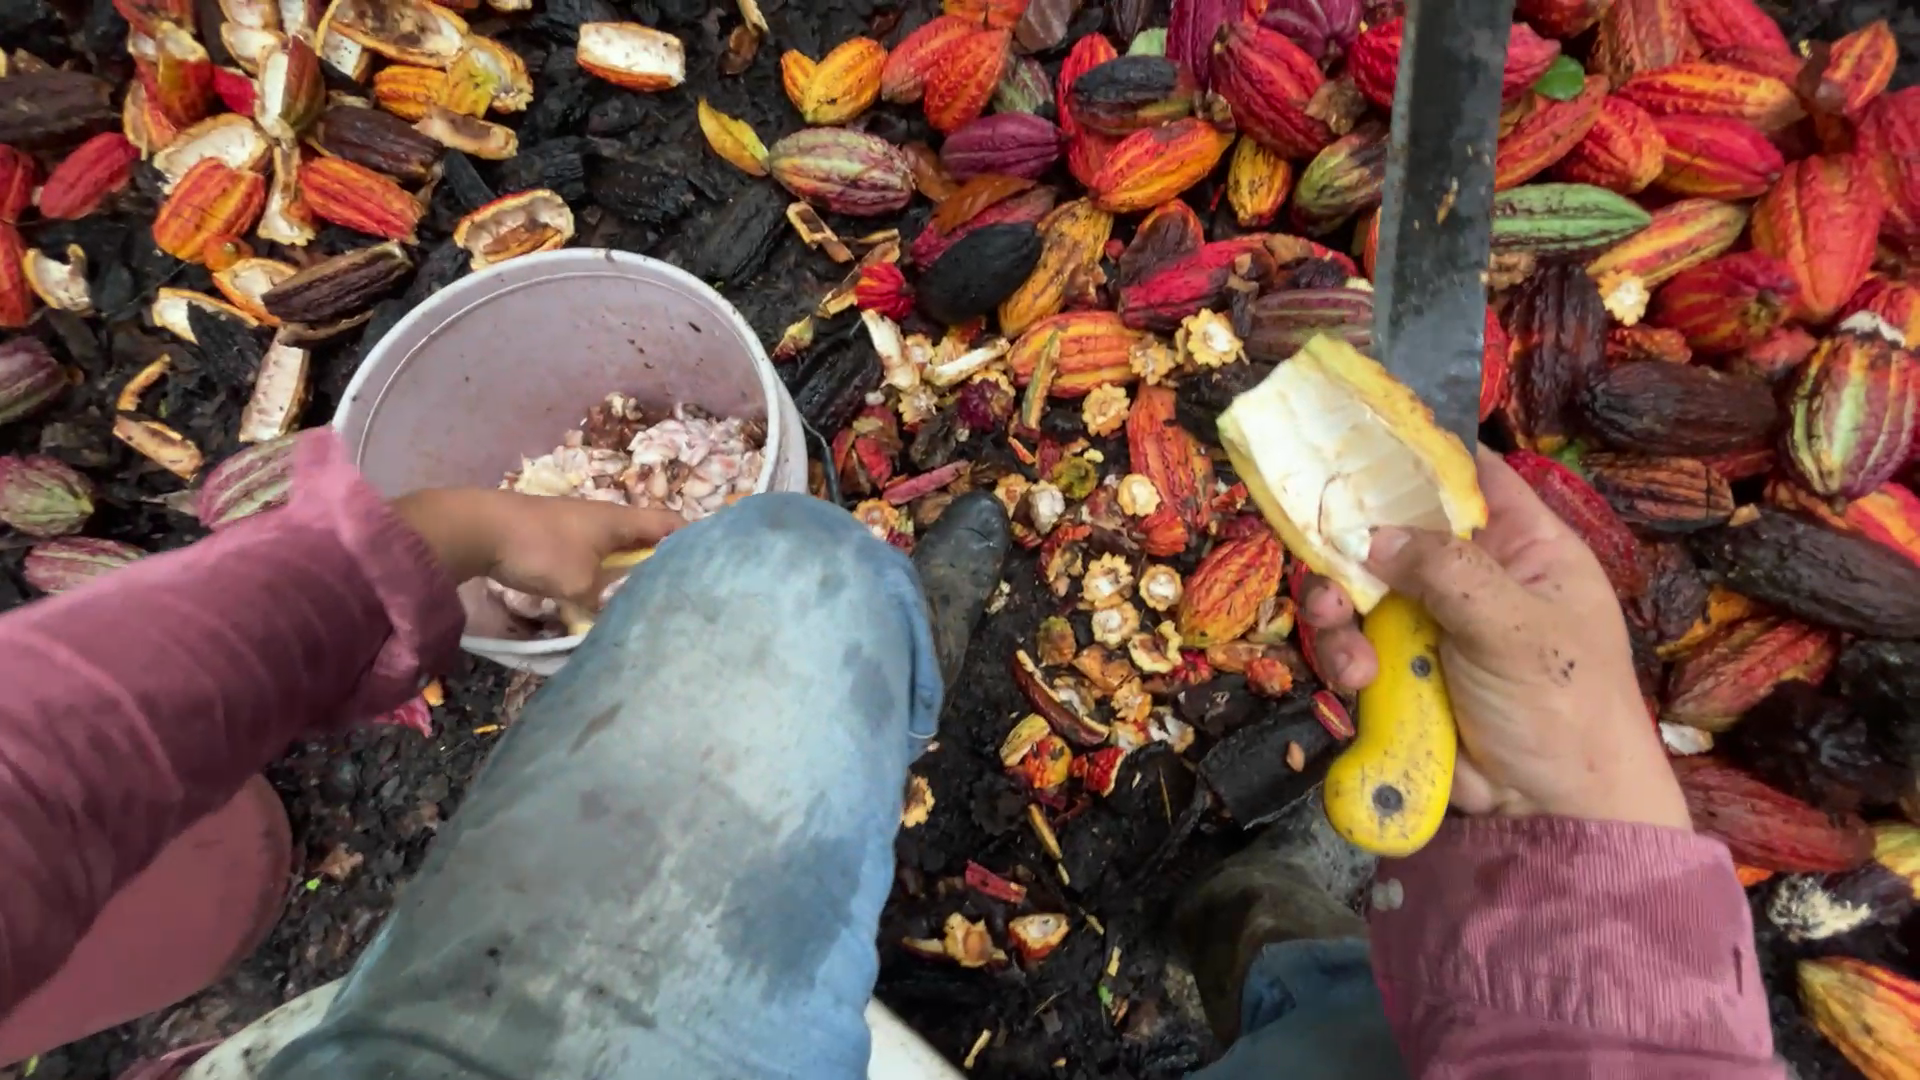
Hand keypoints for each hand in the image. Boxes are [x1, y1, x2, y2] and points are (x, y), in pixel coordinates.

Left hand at [392, 489, 683, 605]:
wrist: (476, 529)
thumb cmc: (539, 550)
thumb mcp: (580, 585)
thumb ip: (603, 603)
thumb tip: (614, 620)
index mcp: (622, 521)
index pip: (672, 524)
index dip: (693, 540)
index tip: (708, 565)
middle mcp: (607, 518)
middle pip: (648, 537)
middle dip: (663, 561)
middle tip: (677, 589)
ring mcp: (581, 526)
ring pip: (620, 547)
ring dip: (631, 569)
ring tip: (642, 595)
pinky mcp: (559, 537)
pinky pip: (596, 554)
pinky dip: (605, 571)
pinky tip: (600, 593)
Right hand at [1299, 447, 1689, 830]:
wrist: (1542, 812)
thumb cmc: (1561, 708)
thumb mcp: (1518, 630)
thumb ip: (1450, 573)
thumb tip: (1371, 535)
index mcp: (1520, 549)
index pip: (1469, 479)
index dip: (1420, 457)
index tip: (1359, 448)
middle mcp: (1463, 575)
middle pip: (1387, 532)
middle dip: (1350, 555)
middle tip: (1333, 582)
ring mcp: (1420, 620)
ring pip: (1352, 588)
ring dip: (1338, 619)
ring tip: (1351, 659)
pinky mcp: (1389, 661)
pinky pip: (1344, 638)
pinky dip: (1340, 658)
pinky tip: (1359, 684)